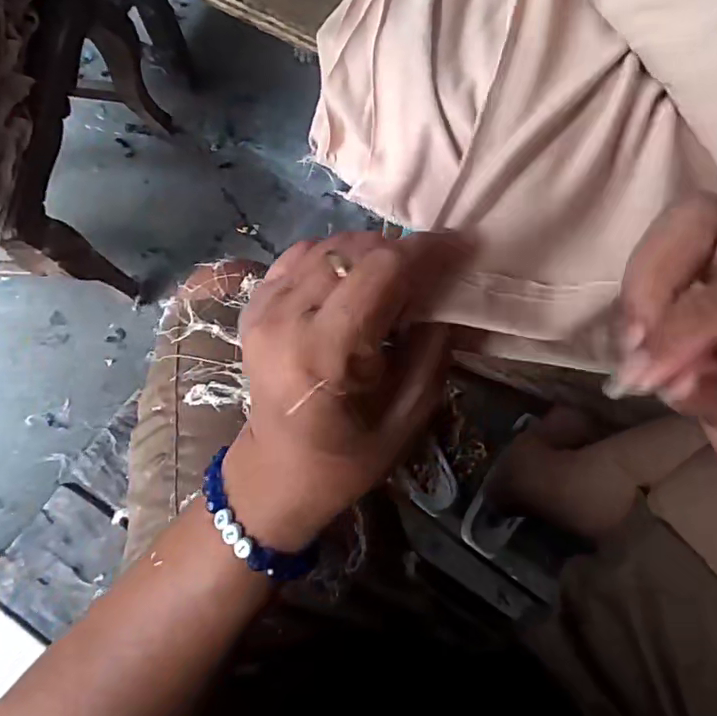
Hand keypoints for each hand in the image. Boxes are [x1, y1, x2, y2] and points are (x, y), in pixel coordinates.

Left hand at [225, 231, 461, 549]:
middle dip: (401, 252)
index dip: (426, 251)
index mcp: (322, 351)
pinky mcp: (255, 303)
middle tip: (430, 275)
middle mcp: (285, 317)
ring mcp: (263, 306)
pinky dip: (335, 258)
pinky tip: (353, 283)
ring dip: (370, 253)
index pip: (380, 271)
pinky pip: (302, 255)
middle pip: (355, 249)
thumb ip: (433, 347)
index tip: (461, 246)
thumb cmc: (348, 456)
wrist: (278, 469)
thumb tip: (449, 291)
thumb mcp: (407, 413)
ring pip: (329, 246)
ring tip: (394, 281)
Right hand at [619, 195, 716, 571]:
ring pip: (683, 238)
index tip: (648, 375)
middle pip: (715, 224)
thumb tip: (673, 378)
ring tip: (637, 360)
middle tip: (637, 347)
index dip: (698, 322)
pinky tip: (645, 359)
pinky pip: (669, 277)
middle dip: (657, 275)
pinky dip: (642, 310)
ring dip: (644, 291)